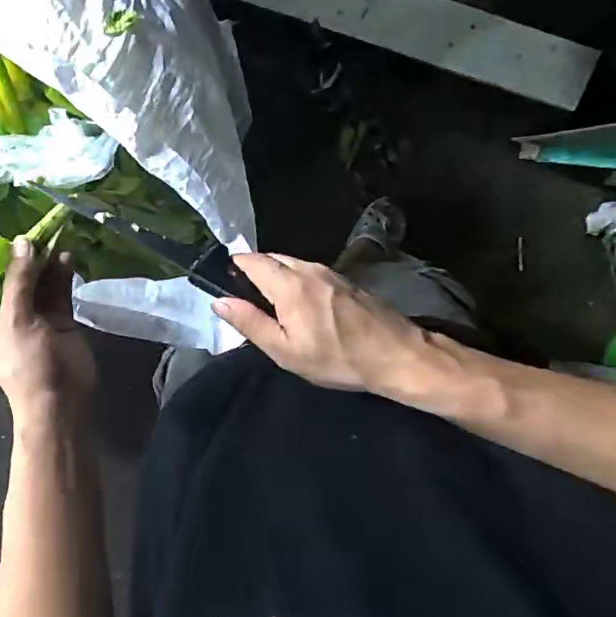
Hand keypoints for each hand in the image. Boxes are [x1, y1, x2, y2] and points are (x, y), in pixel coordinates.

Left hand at [0, 237, 96, 417]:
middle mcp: (10, 316)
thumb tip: (22, 241)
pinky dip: (63, 275)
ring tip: (56, 235)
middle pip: (18, 280)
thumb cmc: (28, 364)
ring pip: (40, 284)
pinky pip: (59, 293)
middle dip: (27, 257)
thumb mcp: (16, 320)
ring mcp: (38, 319)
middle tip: (38, 228)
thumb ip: (19, 281)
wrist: (61, 401)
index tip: (7, 232)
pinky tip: (67, 256)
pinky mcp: (62, 321)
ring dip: (47, 263)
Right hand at [212, 253, 431, 391]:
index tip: (225, 283)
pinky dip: (295, 280)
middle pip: (271, 258)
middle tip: (246, 298)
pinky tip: (300, 304)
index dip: (234, 266)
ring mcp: (329, 272)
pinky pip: (309, 271)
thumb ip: (251, 323)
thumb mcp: (286, 351)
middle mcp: (308, 269)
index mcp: (289, 284)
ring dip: (276, 275)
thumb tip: (220, 301)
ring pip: (291, 263)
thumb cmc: (337, 358)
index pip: (252, 260)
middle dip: (254, 270)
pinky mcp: (345, 280)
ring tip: (271, 304)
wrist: (395, 354)